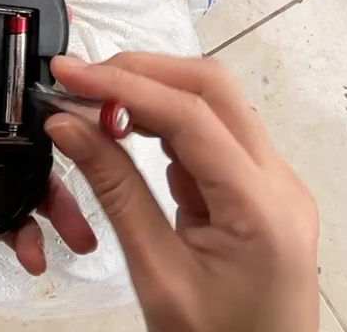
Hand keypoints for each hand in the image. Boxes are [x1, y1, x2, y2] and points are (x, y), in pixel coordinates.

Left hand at [0, 0, 97, 331]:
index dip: (12, 43)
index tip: (54, 45)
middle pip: (11, 110)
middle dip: (50, 130)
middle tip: (85, 140)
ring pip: (21, 163)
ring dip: (51, 189)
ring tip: (73, 211)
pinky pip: (17, 206)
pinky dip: (35, 225)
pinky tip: (38, 241)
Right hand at [44, 54, 319, 331]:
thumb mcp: (157, 274)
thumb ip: (114, 189)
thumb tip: (67, 124)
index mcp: (263, 209)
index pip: (189, 114)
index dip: (123, 83)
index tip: (70, 74)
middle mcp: (279, 184)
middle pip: (210, 88)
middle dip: (140, 72)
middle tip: (81, 81)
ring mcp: (273, 184)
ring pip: (210, 102)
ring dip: (150, 92)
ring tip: (94, 105)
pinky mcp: (255, 190)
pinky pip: (207, 132)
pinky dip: (162, 121)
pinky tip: (126, 133)